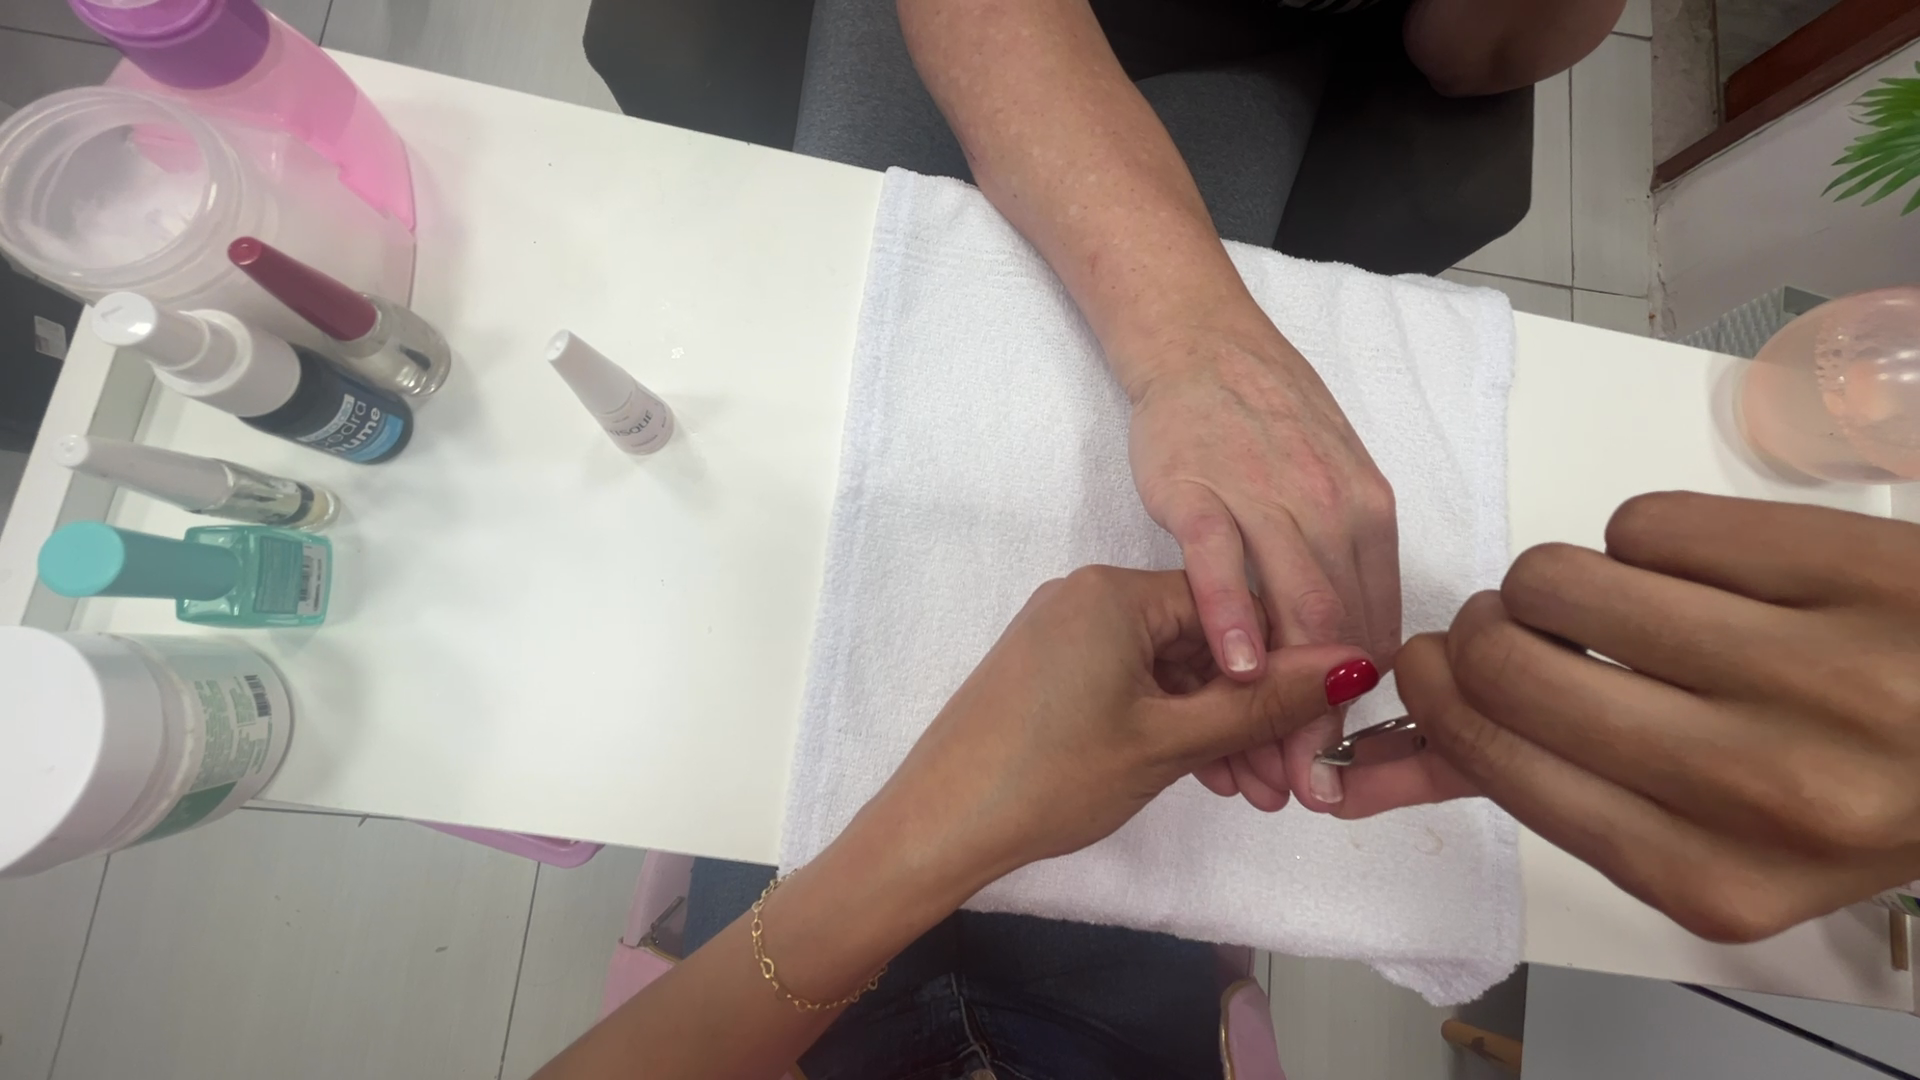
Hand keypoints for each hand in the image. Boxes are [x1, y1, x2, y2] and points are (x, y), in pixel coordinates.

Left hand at [851, 566, 1378, 891]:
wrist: (941, 821)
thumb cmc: (1056, 775)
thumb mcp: (1168, 741)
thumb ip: (1263, 703)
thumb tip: (1356, 664)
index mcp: (1113, 590)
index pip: (1229, 607)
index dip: (1284, 667)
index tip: (1318, 728)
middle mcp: (1086, 595)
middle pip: (1197, 643)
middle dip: (1247, 713)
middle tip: (1287, 782)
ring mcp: (1063, 631)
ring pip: (1163, 671)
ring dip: (1210, 727)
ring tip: (1251, 793)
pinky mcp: (1050, 668)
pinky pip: (1127, 683)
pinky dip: (1164, 723)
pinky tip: (1201, 773)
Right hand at [1125, 328, 1397, 812]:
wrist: (1201, 347)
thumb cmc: (1261, 421)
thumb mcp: (1326, 482)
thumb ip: (1340, 560)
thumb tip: (1346, 646)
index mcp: (1366, 515)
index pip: (1373, 627)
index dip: (1359, 707)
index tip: (1340, 764)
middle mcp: (1331, 509)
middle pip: (1337, 632)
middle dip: (1324, 723)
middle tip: (1310, 793)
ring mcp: (1264, 497)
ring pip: (1288, 608)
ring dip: (1280, 695)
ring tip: (1265, 763)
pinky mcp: (1201, 488)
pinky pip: (1221, 559)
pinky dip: (1230, 615)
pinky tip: (1231, 667)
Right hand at [1336, 493, 1919, 941]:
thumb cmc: (1809, 786)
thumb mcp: (1662, 823)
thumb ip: (1505, 783)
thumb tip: (1347, 777)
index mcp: (1704, 877)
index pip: (1482, 746)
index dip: (1433, 687)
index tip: (1437, 661)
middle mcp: (1773, 794)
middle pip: (1499, 653)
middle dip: (1487, 626)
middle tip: (1529, 630)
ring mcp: (1839, 681)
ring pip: (1554, 575)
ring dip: (1563, 582)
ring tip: (1635, 609)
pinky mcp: (1875, 574)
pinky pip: (1645, 521)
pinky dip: (1653, 541)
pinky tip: (1722, 581)